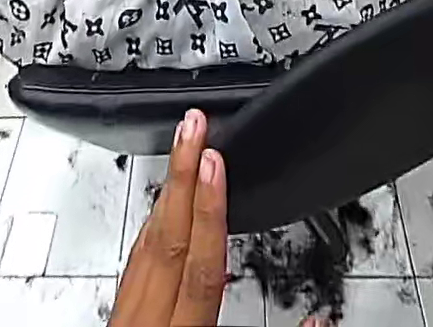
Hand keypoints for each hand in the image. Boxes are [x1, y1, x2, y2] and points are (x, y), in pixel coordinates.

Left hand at [110, 109, 226, 326]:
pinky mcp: (117, 318)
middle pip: (166, 239)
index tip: (214, 159)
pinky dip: (154, 222)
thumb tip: (316, 315)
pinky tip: (166, 201)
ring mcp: (126, 321)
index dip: (209, 208)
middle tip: (194, 124)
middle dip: (183, 173)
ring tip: (185, 143)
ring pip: (147, 246)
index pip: (199, 266)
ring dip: (169, 189)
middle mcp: (147, 323)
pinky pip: (135, 262)